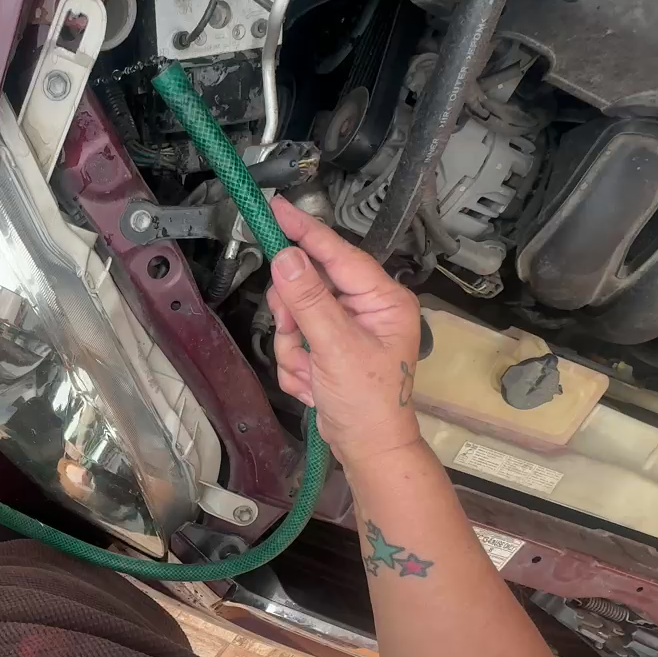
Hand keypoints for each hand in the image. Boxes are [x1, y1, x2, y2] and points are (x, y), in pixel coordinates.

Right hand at [266, 197, 424, 465]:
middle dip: (295, 320)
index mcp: (381, 299)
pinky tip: (313, 385)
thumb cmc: (368, 401)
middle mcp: (364, 308)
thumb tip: (286, 258)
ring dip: (294, 350)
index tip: (276, 208)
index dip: (304, 231)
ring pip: (294, 318)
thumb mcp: (336, 349)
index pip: (336, 254)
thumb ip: (309, 301)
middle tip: (299, 340)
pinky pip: (293, 342)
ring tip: (312, 374)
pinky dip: (296, 366)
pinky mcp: (327, 349)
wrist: (366, 447)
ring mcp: (343, 329)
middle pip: (306, 288)